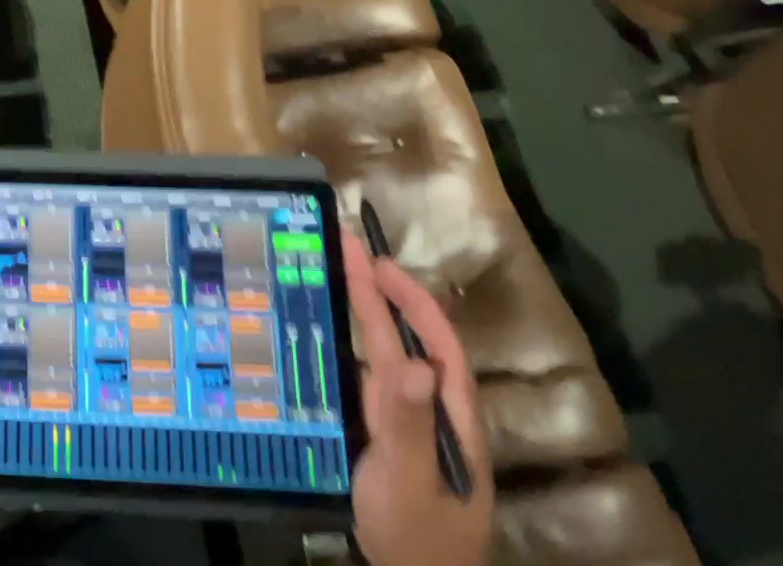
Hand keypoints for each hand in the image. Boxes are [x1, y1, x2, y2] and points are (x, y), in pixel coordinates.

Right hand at [344, 235, 493, 565]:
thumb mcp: (407, 478)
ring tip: (341, 275)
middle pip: (409, 339)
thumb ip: (407, 423)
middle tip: (349, 250)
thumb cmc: (415, 532)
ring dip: (369, 312)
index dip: (407, 298)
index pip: (432, 341)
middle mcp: (432, 408)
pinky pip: (371, 376)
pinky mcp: (386, 436)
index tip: (376, 261)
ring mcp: (410, 422)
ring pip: (390, 355)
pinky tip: (334, 334)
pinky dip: (354, 344)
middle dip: (383, 292)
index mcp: (448, 412)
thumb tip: (411, 361)